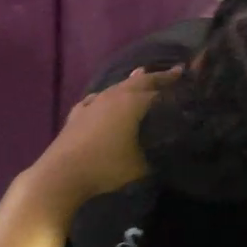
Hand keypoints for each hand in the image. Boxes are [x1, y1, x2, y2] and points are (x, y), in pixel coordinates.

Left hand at [24, 68, 178, 209]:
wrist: (61, 174)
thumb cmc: (106, 166)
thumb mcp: (140, 165)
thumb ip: (156, 154)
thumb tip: (168, 149)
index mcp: (132, 103)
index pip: (158, 89)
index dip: (173, 84)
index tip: (185, 76)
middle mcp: (113, 96)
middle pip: (139, 81)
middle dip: (157, 77)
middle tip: (173, 72)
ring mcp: (92, 103)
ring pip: (116, 87)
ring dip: (131, 82)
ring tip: (141, 74)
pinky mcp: (77, 114)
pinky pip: (96, 98)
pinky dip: (106, 96)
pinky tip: (102, 98)